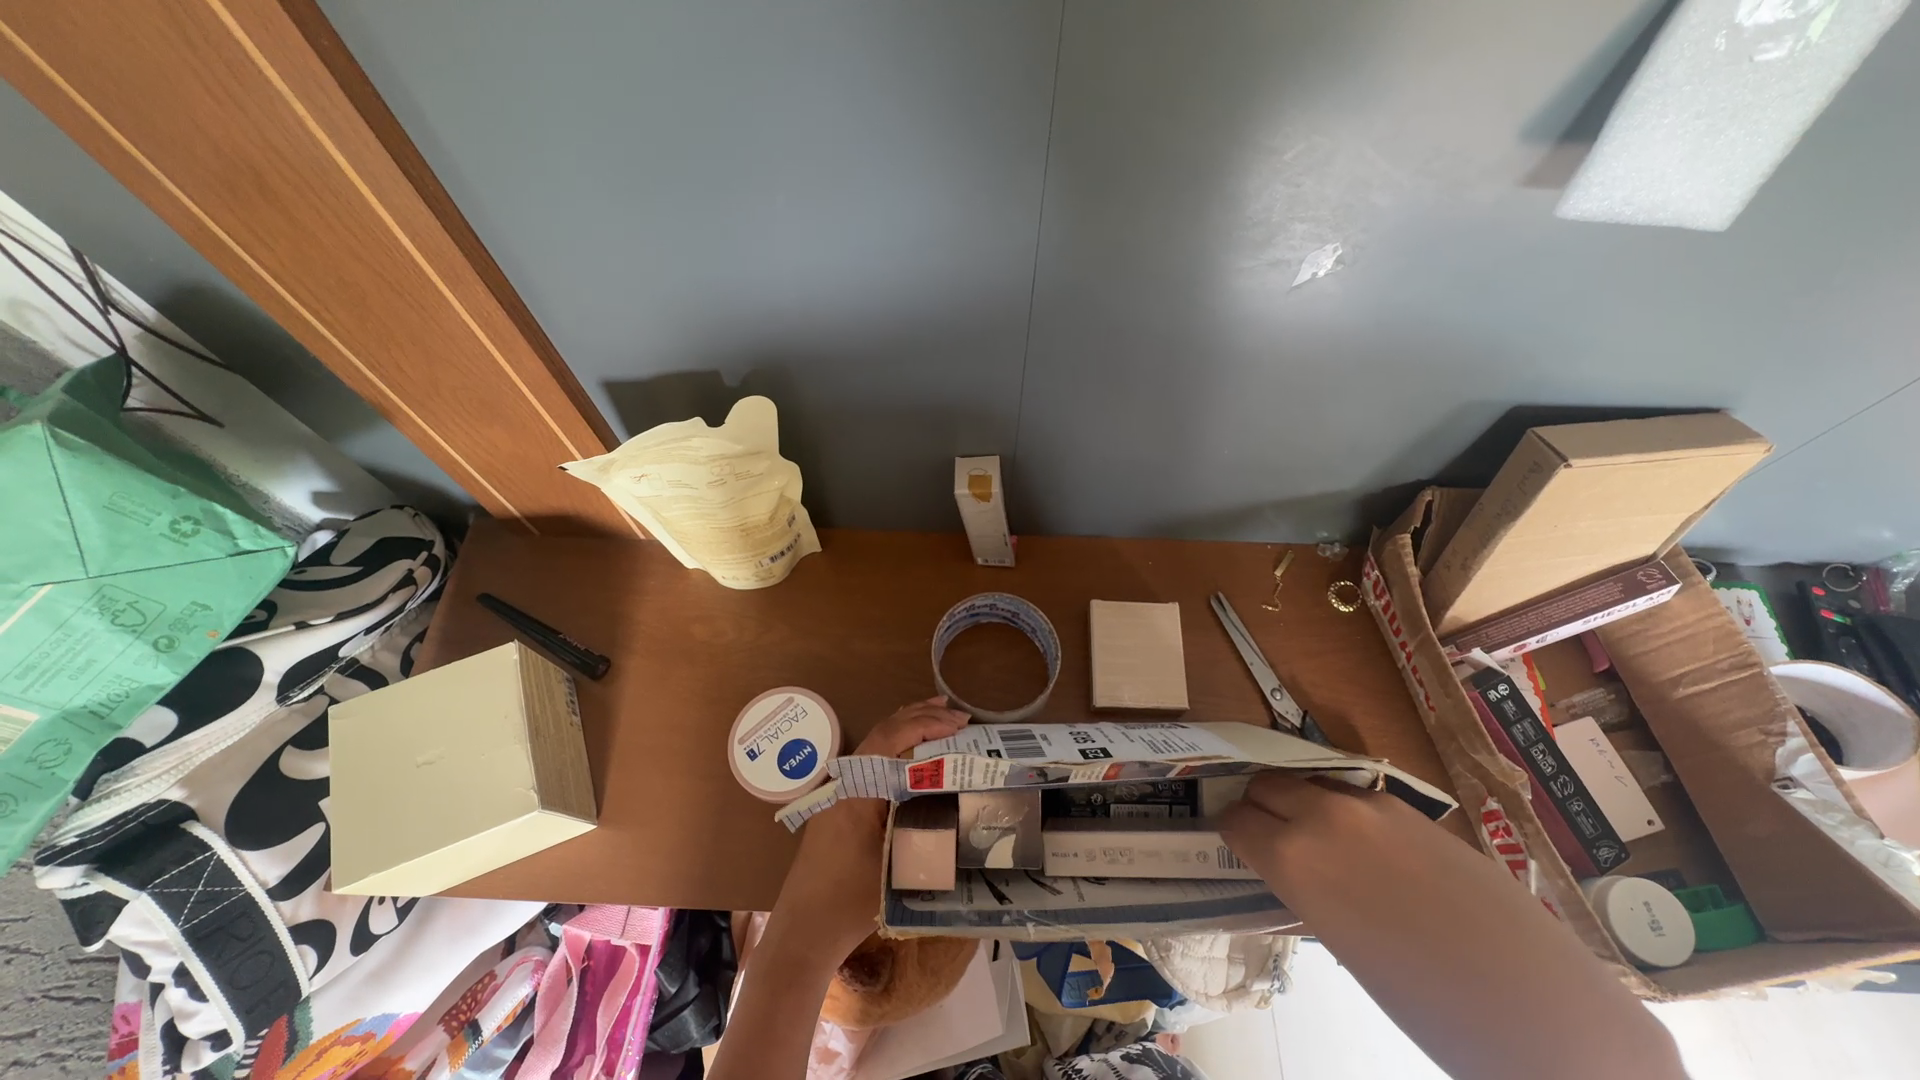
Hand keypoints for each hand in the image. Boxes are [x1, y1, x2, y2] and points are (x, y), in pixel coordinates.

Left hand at [768, 696, 969, 962]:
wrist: (803, 932)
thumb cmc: (849, 902)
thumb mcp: (898, 866)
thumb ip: (928, 832)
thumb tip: (967, 809)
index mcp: (857, 789)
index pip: (892, 739)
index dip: (927, 724)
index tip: (961, 724)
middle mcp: (845, 782)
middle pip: (883, 734)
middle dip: (921, 718)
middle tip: (959, 715)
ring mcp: (839, 793)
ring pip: (876, 746)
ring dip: (907, 729)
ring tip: (939, 715)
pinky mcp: (840, 807)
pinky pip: (871, 763)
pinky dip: (896, 749)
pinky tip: (913, 756)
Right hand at [1219, 772, 1687, 1079]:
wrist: (1537, 1005)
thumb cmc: (1425, 1001)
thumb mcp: (1343, 946)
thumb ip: (1307, 891)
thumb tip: (1292, 872)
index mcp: (1294, 857)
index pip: (1235, 820)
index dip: (1229, 833)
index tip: (1232, 846)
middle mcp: (1326, 816)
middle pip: (1267, 784)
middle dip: (1258, 806)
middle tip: (1264, 837)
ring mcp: (1375, 806)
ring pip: (1312, 782)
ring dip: (1300, 802)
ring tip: (1313, 841)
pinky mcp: (1415, 809)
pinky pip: (1356, 796)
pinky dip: (1342, 811)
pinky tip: (1365, 850)